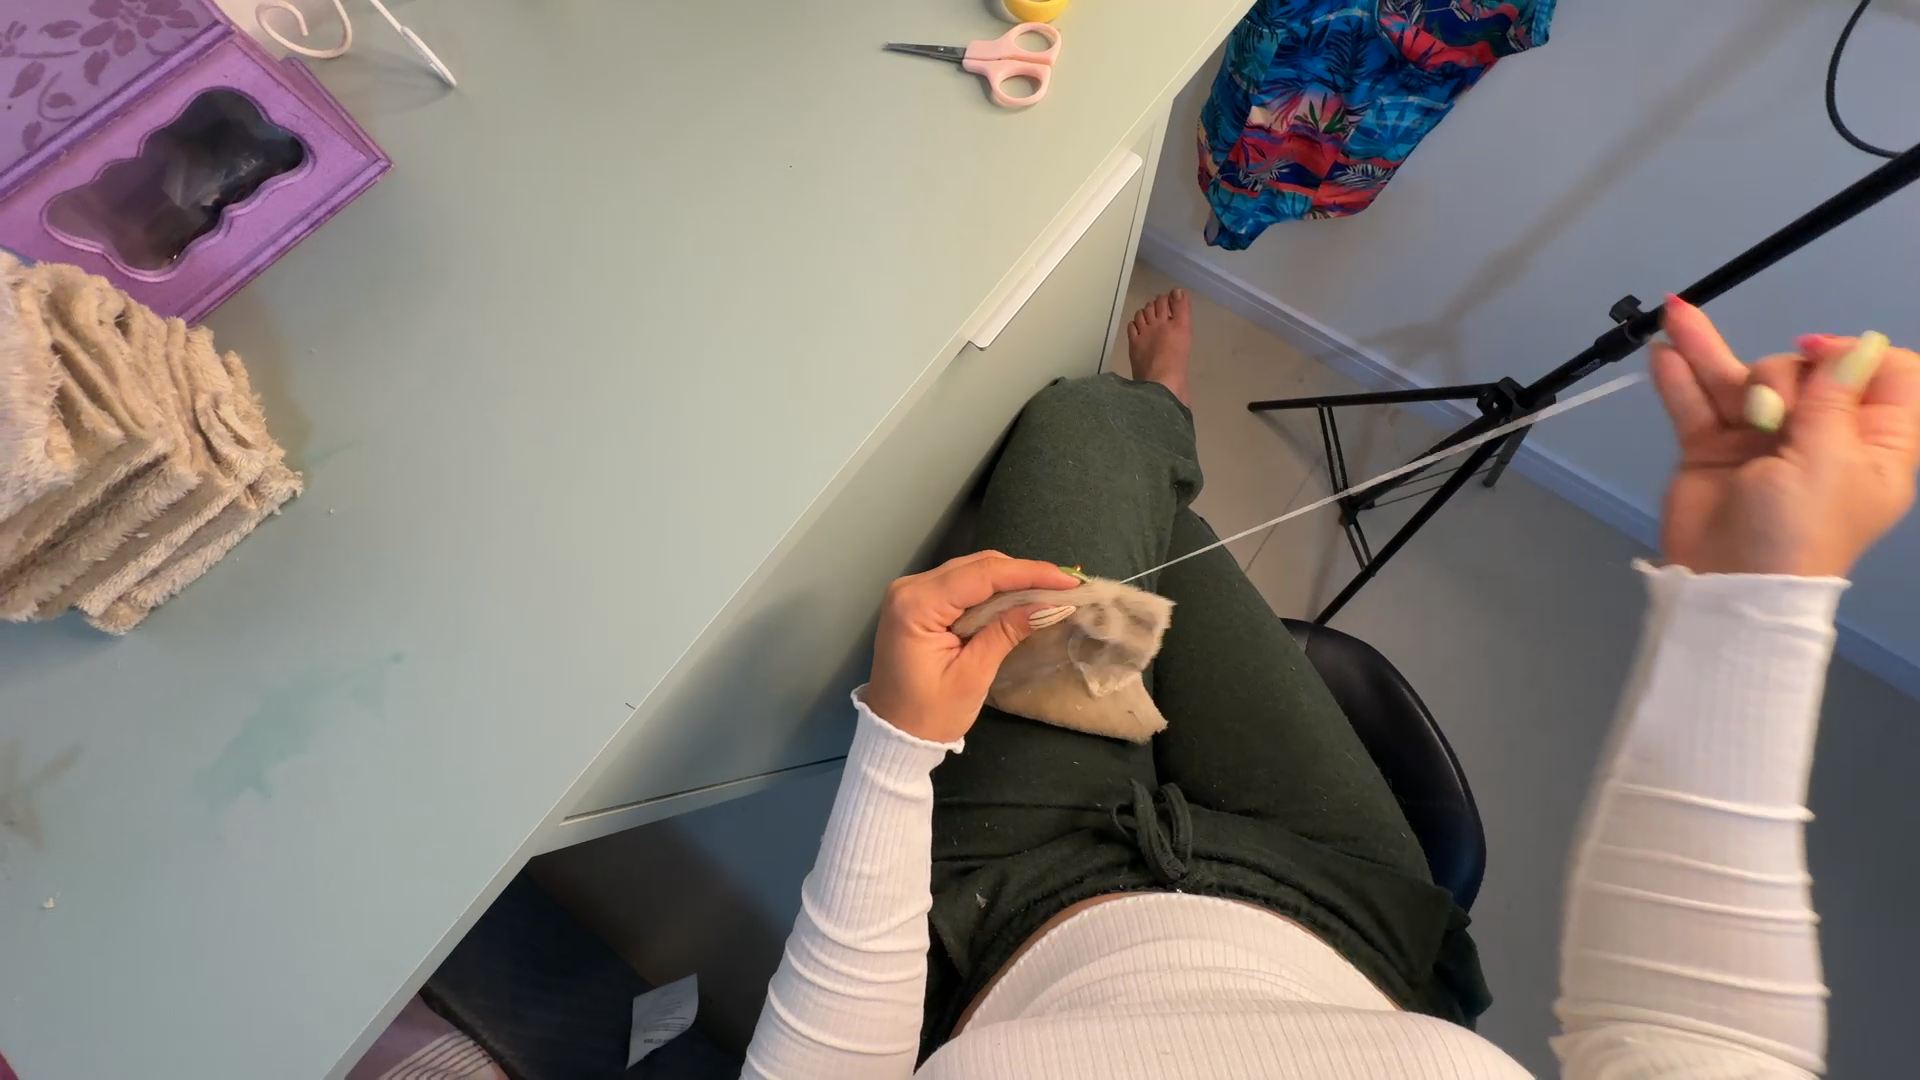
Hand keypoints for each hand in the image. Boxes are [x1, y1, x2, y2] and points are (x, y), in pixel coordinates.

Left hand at [863, 552, 1078, 742]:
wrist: (893, 733)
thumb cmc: (929, 714)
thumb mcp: (973, 675)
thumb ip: (1007, 632)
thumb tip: (1051, 604)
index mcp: (916, 605)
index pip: (981, 575)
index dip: (1028, 573)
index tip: (1068, 581)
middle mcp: (910, 588)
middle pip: (977, 566)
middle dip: (1023, 573)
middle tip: (1066, 586)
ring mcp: (912, 591)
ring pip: (972, 570)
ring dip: (1011, 579)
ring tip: (1050, 590)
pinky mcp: (920, 601)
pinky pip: (963, 583)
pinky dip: (993, 589)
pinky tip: (1020, 596)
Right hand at [1650, 296, 1919, 577]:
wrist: (1732, 576)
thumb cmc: (1800, 526)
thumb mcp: (1830, 461)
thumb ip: (1832, 401)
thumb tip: (1853, 346)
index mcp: (1874, 437)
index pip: (1880, 372)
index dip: (1850, 354)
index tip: (1817, 355)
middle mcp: (1817, 431)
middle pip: (1798, 372)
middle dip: (1777, 377)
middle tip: (1765, 415)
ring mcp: (1756, 439)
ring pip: (1734, 384)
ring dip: (1706, 350)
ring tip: (1674, 315)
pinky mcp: (1707, 449)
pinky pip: (1693, 406)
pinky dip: (1677, 380)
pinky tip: (1663, 351)